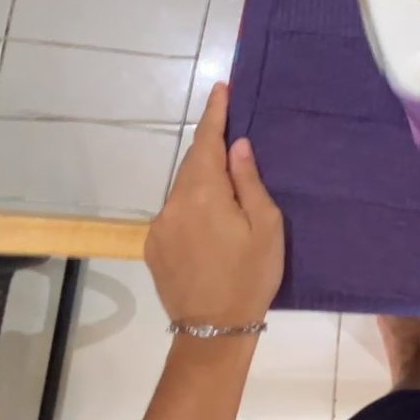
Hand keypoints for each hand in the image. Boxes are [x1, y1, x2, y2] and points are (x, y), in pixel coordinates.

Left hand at [145, 84, 283, 327]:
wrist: (214, 332)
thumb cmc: (250, 275)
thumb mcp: (265, 225)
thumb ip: (249, 181)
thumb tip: (238, 146)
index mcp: (203, 194)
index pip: (207, 142)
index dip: (215, 113)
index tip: (221, 88)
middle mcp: (173, 204)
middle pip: (193, 163)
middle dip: (212, 145)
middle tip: (235, 129)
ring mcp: (159, 227)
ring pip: (185, 188)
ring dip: (205, 177)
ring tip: (231, 182)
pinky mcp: (154, 246)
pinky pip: (177, 210)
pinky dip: (195, 201)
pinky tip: (214, 217)